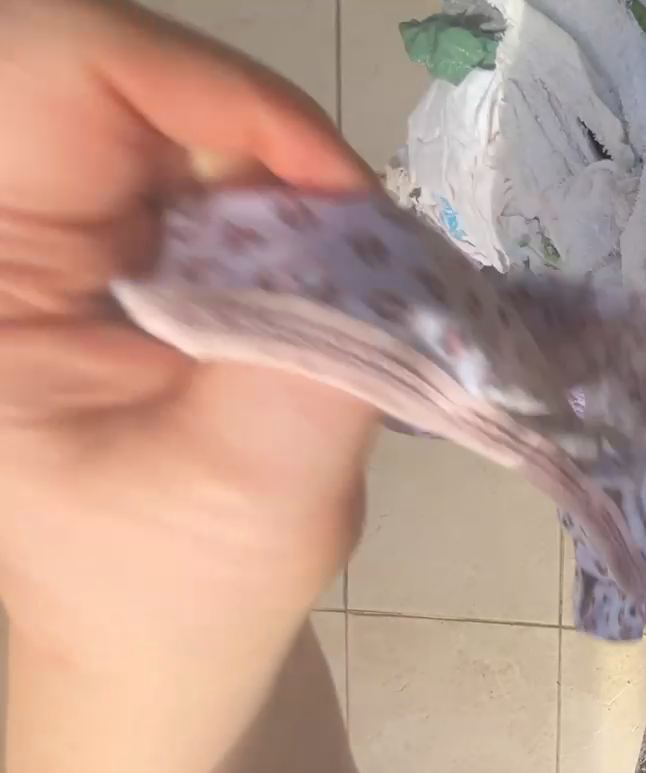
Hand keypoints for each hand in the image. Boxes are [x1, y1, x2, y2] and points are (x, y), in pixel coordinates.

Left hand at [0, 0, 376, 657]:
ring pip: (188, 131)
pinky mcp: (121, 258)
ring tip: (361, 288)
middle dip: (270, 146)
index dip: (218, 94)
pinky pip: (221, 188)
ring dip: (298, 194)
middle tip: (366, 245)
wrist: (163, 624)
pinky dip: (305, 227)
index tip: (348, 195)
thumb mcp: (253, 482)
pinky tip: (339, 297)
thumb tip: (391, 259)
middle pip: (124, 84)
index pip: (53, 75)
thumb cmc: (182, 578)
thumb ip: (315, 359)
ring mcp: (57, 238)